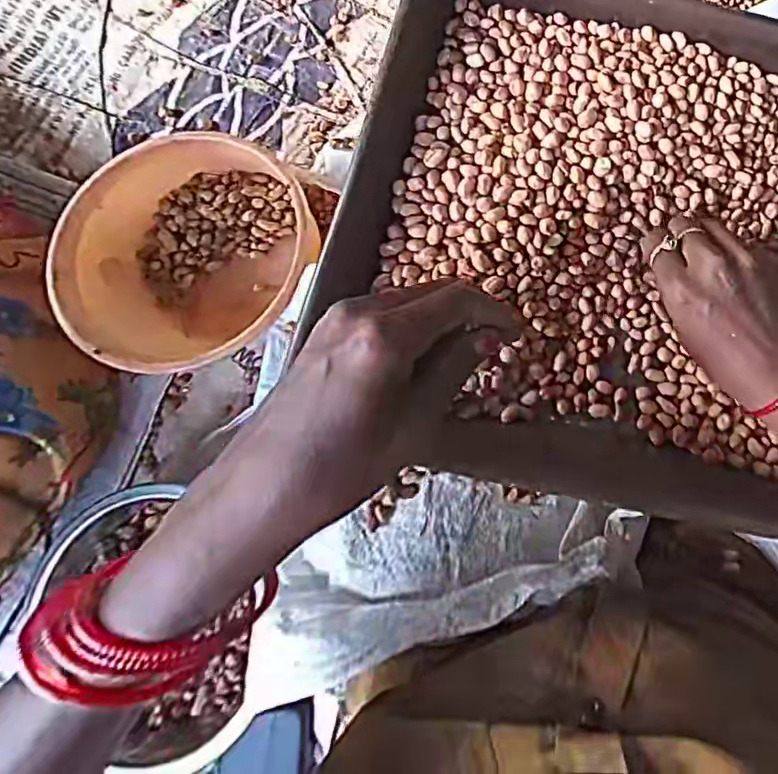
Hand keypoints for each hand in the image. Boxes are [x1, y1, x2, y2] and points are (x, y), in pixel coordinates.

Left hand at [238, 280, 518, 526]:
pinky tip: (419, 359)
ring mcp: (337, 316)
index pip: (456, 299)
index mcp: (384, 333)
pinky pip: (382, 313)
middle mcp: (359, 310)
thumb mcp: (414, 425)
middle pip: (432, 292)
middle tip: (493, 346)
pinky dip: (411, 325)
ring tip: (458, 358)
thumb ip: (453, 369)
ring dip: (439, 318)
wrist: (262, 486)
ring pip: (407, 300)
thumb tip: (488, 337)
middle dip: (468, 312)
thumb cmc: (342, 468)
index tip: (516, 334)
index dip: (493, 312)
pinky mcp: (325, 328)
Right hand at [641, 217, 777, 410]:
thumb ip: (674, 295)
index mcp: (682, 289)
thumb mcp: (685, 332)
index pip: (657, 244)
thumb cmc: (730, 365)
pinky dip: (733, 250)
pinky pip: (741, 241)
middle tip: (678, 245)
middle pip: (682, 225)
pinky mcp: (769, 258)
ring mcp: (743, 258)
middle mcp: (709, 266)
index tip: (657, 246)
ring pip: (711, 225)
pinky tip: (735, 270)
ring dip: (703, 234)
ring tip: (704, 249)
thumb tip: (666, 272)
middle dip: (677, 234)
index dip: (655, 245)